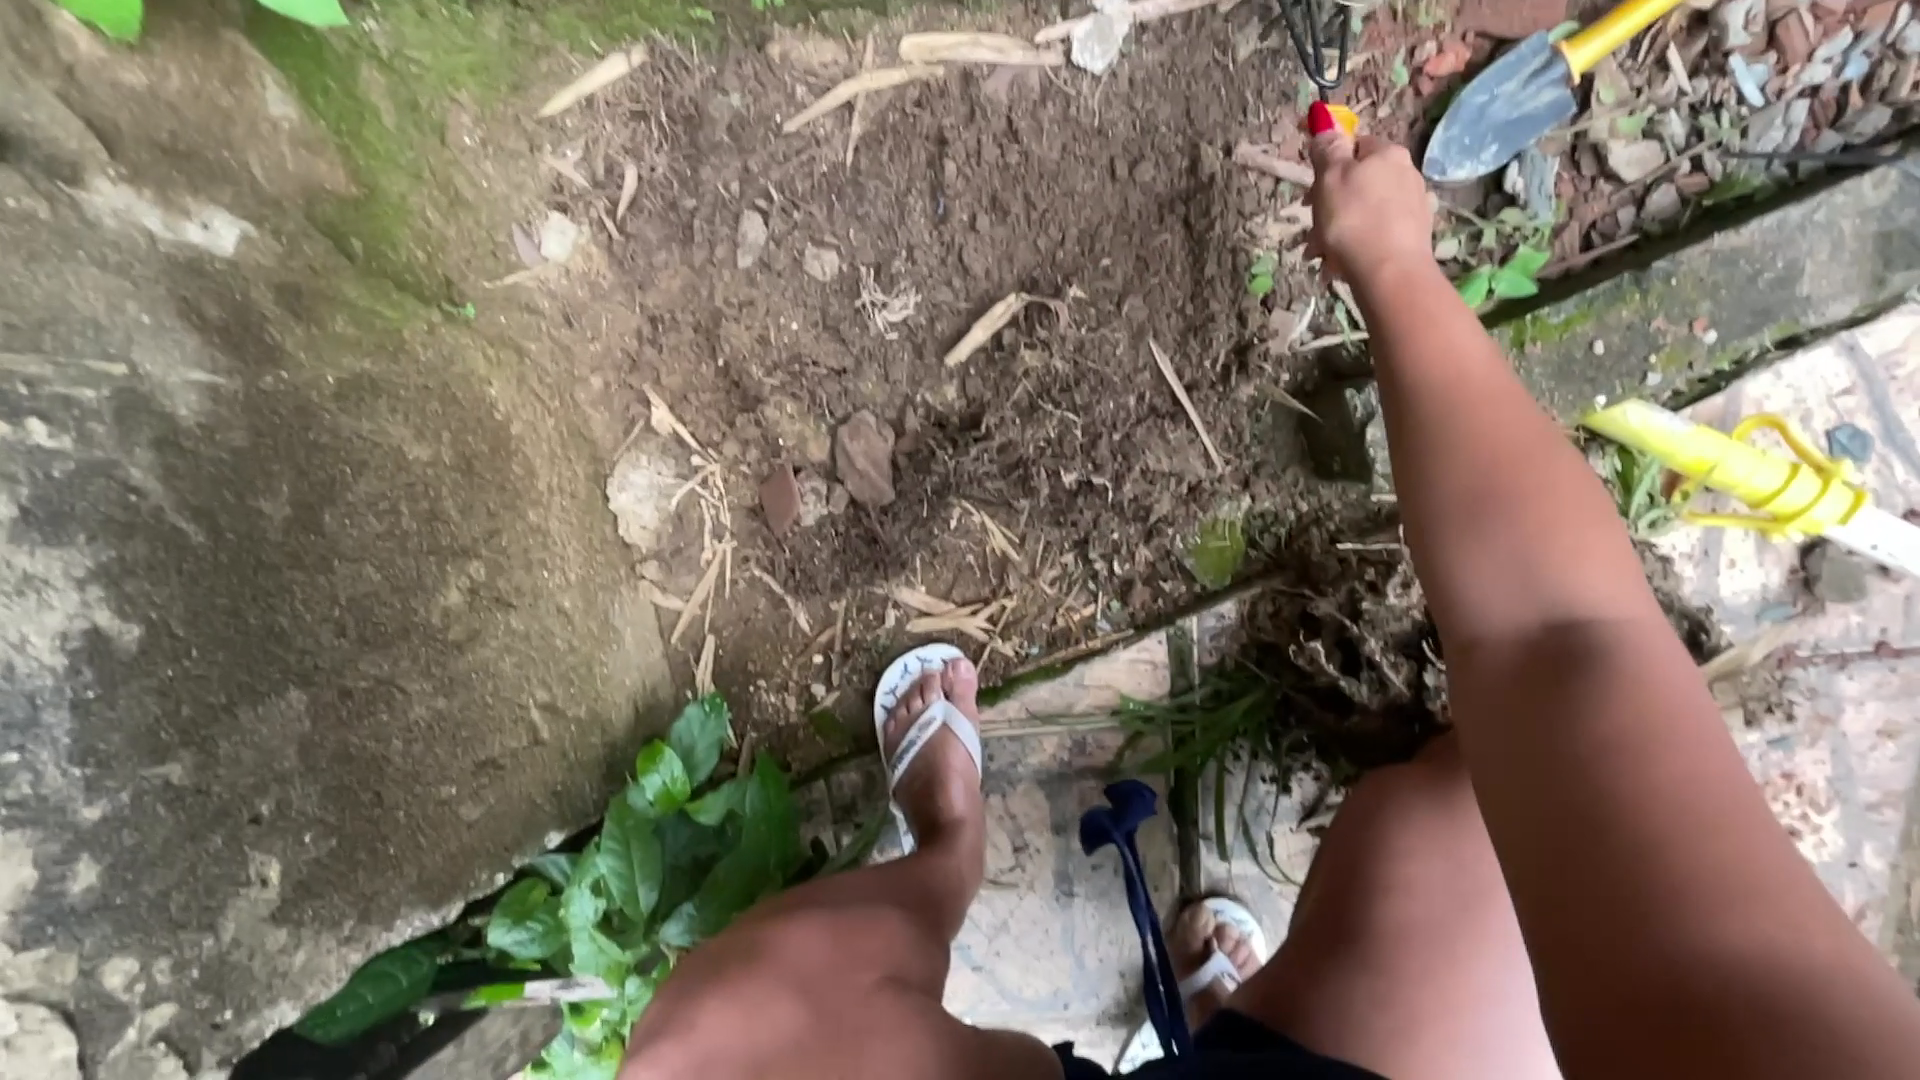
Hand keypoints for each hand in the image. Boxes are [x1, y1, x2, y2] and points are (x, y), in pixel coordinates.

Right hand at [1307, 112, 1432, 284]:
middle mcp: (1406, 172)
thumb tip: (1324, 126)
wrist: (1389, 269)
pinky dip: (1357, 243)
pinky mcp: (1414, 234)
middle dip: (1331, 204)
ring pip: (1365, 210)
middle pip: (1359, 181)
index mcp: (1387, 153)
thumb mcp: (1330, 178)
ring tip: (1322, 254)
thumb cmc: (1353, 219)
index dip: (1329, 166)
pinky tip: (1343, 262)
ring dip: (1339, 229)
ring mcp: (1413, 204)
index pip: (1355, 145)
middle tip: (1312, 229)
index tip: (1311, 192)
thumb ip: (1327, 150)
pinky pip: (1376, 232)